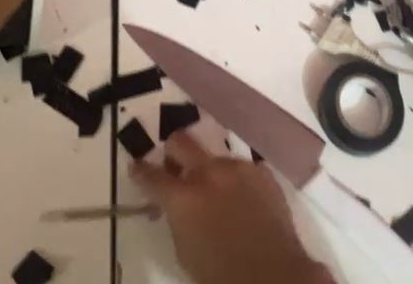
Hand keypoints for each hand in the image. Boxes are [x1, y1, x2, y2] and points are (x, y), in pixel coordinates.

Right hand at [134, 132, 329, 283]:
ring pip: (214, 157)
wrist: (274, 275)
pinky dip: (235, 181)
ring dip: (209, 171)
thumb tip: (174, 206)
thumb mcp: (185, 252)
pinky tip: (242, 202)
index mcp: (184, 198)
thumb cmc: (222, 275)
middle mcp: (209, 173)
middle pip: (181, 142)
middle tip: (174, 168)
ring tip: (217, 196)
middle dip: (172, 152)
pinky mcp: (262, 172)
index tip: (137, 168)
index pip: (151, 176)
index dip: (140, 171)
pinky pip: (241, 169)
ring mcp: (238, 168)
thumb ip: (176, 220)